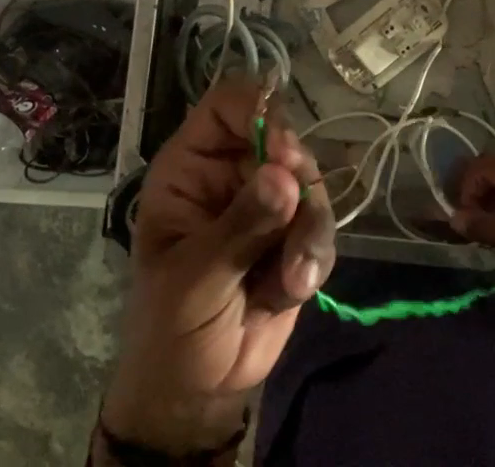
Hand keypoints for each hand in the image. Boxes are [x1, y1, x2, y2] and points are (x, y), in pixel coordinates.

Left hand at [101, 77, 336, 452]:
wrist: (197, 389)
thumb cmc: (170, 325)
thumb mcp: (195, 277)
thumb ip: (240, 226)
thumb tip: (283, 176)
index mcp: (192, 167)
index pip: (228, 105)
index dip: (258, 109)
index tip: (282, 148)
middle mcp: (233, 176)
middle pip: (285, 143)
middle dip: (298, 183)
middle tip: (293, 218)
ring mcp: (268, 207)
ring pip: (312, 188)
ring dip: (308, 233)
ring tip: (288, 279)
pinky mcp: (295, 239)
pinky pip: (323, 228)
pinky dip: (314, 260)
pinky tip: (291, 291)